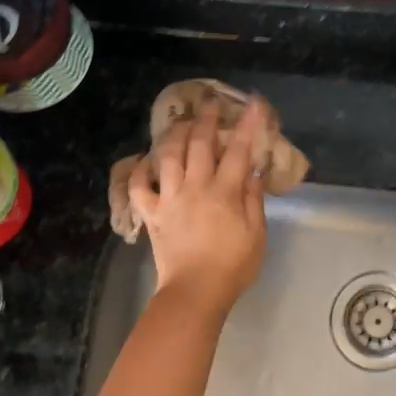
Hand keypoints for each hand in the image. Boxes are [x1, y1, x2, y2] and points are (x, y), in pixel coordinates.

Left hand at [127, 99, 269, 311]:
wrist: (195, 292)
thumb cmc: (233, 267)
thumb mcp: (256, 235)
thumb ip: (254, 199)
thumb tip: (253, 171)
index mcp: (224, 192)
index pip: (239, 150)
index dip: (248, 124)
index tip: (255, 103)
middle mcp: (195, 187)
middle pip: (199, 144)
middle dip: (207, 119)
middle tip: (211, 104)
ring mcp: (169, 198)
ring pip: (168, 155)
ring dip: (176, 134)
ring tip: (182, 123)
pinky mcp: (151, 213)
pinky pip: (139, 185)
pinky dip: (141, 168)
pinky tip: (147, 159)